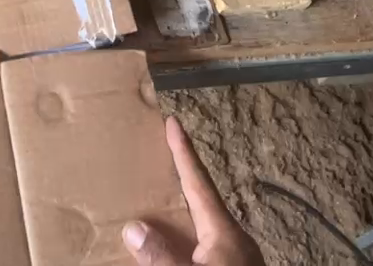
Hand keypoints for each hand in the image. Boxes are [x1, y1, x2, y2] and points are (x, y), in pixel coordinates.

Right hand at [123, 116, 264, 265]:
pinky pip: (203, 253)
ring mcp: (236, 264)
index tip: (173, 121)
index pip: (198, 182)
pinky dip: (185, 246)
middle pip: (202, 204)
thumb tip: (135, 227)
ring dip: (181, 220)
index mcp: (225, 233)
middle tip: (161, 157)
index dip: (183, 152)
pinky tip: (173, 251)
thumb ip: (162, 257)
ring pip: (203, 233)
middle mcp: (234, 244)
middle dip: (181, 182)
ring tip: (158, 204)